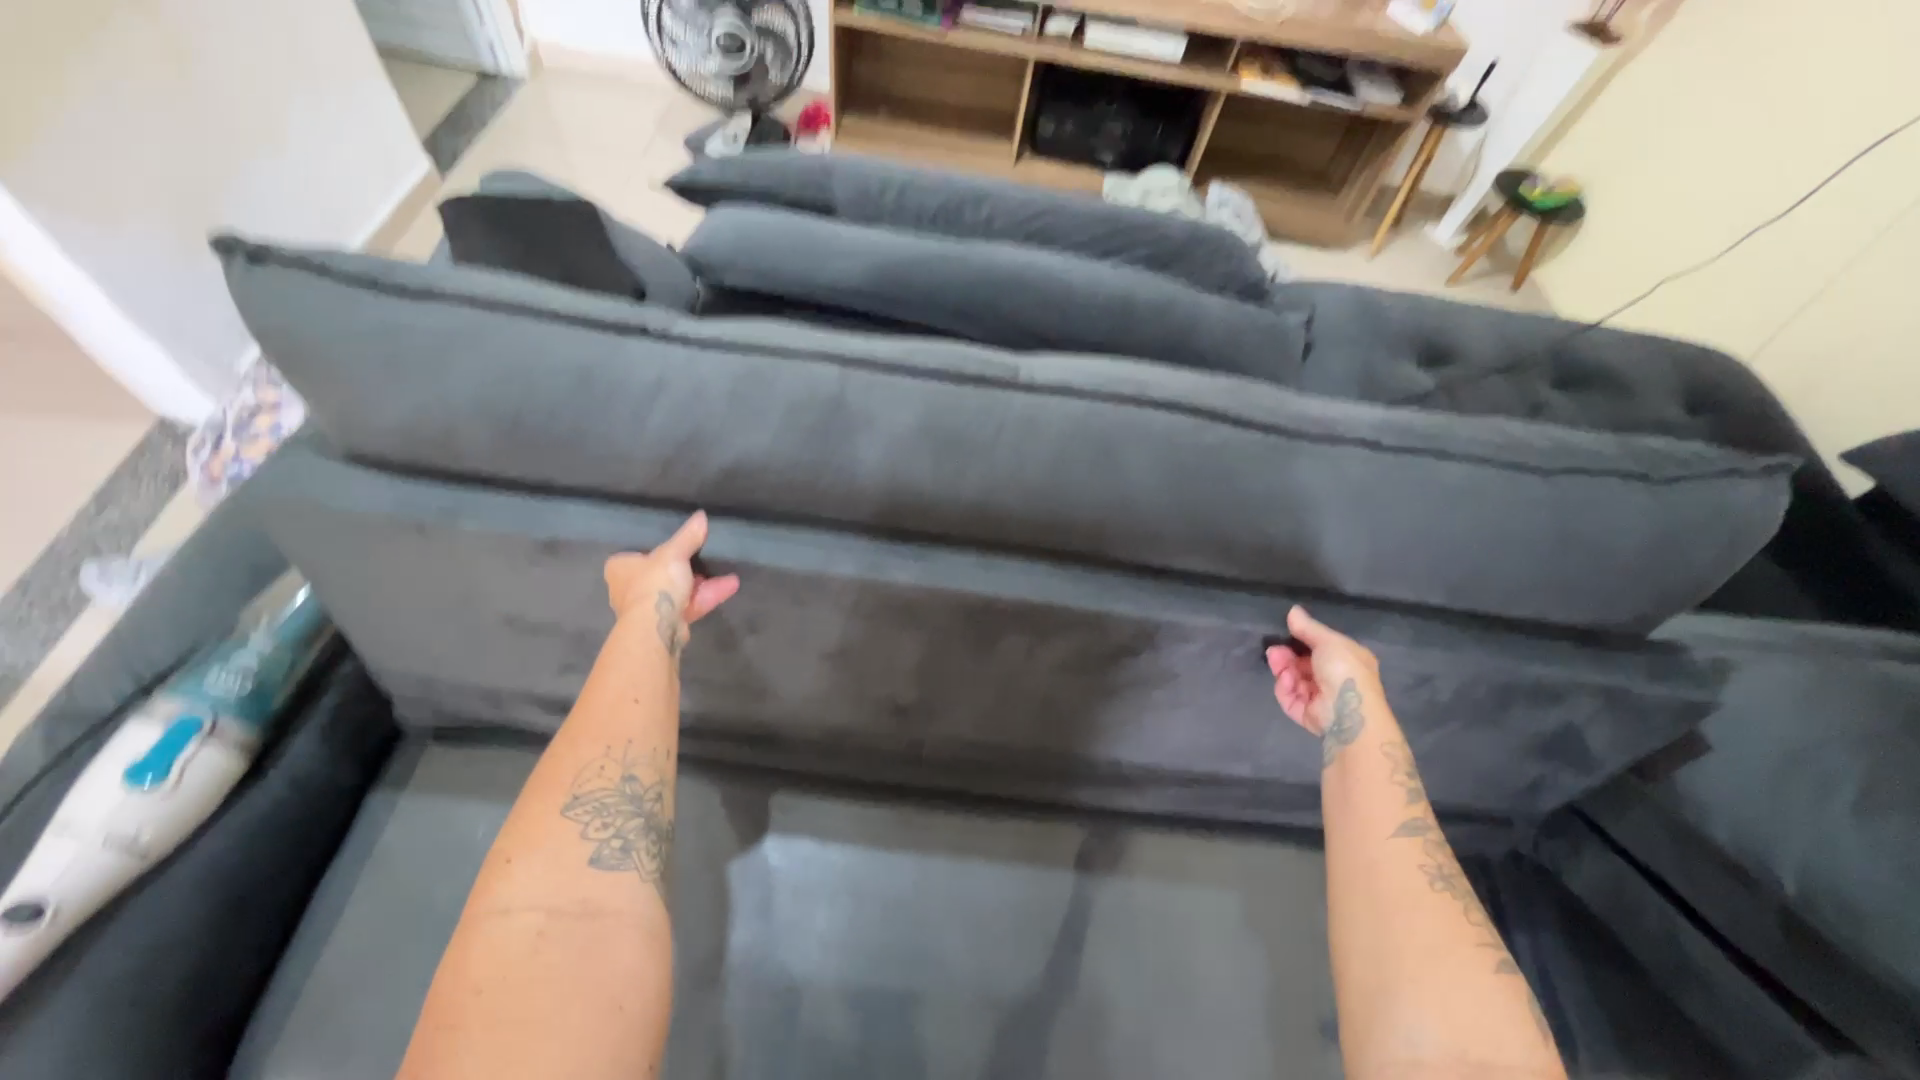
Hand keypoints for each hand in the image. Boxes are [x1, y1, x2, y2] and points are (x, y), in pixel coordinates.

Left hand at [604, 512, 740, 653]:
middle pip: (661, 575)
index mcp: (620, 569)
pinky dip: (707, 596)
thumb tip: (701, 515)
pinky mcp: (666, 624)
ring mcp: (648, 609)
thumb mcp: (674, 553)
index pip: (637, 555)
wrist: (656, 626)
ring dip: (703, 584)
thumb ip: (688, 536)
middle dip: (686, 570)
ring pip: (677, 592)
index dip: (658, 551)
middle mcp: (628, 590)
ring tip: (727, 574)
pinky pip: (689, 605)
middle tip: (705, 560)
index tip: (679, 548)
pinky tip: (730, 586)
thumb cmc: (655, 583)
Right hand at [1265, 606, 1381, 736]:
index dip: (1302, 640)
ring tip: (1276, 660)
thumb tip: (1293, 610)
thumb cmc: (1345, 670)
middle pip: (1302, 664)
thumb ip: (1308, 628)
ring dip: (1283, 669)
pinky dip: (1285, 688)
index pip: (1321, 647)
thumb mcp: (1329, 641)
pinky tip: (1287, 681)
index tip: (1286, 632)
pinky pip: (1290, 697)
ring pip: (1293, 679)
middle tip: (1274, 649)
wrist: (1347, 711)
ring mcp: (1319, 697)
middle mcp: (1334, 678)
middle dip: (1287, 655)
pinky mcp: (1305, 712)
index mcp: (1347, 660)